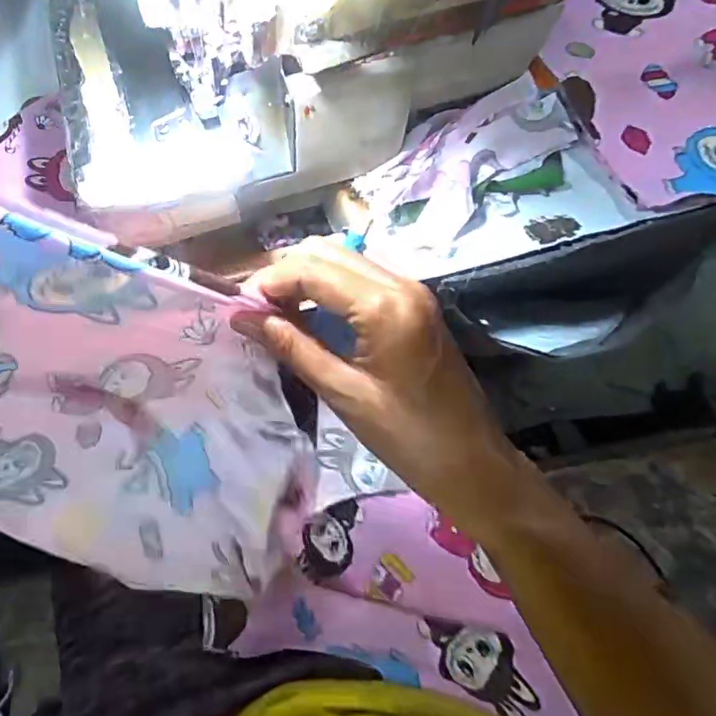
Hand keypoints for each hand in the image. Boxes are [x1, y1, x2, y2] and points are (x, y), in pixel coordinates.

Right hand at [233, 237, 521, 515]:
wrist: (476, 464)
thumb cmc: (409, 438)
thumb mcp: (343, 393)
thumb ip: (291, 347)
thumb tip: (242, 318)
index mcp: (385, 306)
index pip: (310, 269)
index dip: (267, 283)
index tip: (239, 310)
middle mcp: (399, 283)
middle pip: (323, 251)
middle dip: (282, 275)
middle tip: (254, 311)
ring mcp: (409, 289)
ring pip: (339, 257)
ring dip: (301, 277)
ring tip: (274, 314)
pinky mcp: (411, 302)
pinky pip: (356, 276)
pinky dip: (324, 286)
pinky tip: (306, 315)